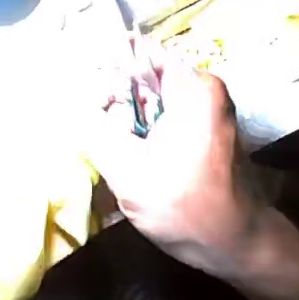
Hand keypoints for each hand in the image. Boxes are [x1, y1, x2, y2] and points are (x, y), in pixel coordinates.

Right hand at [86, 57, 278, 289]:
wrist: (234, 245)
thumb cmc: (185, 207)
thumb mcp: (127, 171)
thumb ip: (92, 129)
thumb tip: (64, 101)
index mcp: (192, 87)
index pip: (136, 54)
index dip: (103, 70)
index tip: (83, 98)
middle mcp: (204, 88)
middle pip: (143, 76)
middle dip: (112, 97)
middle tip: (91, 125)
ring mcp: (208, 109)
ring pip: (151, 98)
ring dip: (125, 116)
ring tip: (106, 141)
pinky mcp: (205, 129)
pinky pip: (164, 115)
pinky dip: (142, 128)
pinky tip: (127, 151)